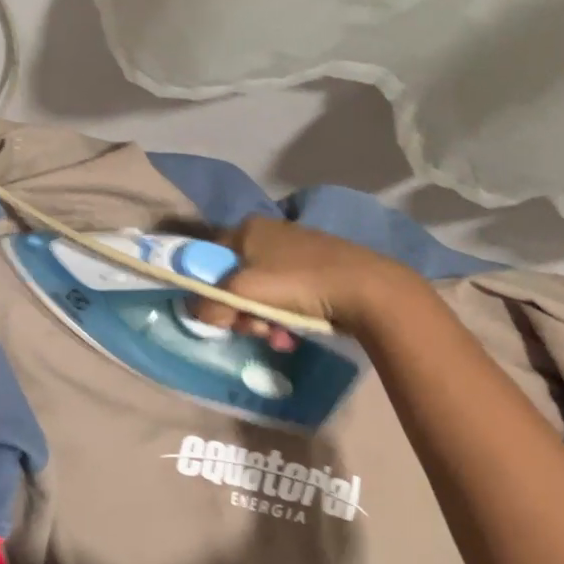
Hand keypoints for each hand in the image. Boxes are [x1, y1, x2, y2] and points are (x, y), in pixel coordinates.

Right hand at [190, 215, 420, 339]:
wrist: (365, 290)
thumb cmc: (296, 283)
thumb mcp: (240, 292)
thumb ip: (208, 304)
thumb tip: (198, 313)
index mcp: (247, 228)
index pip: (206, 256)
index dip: (204, 287)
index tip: (213, 311)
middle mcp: (268, 235)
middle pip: (232, 281)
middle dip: (238, 311)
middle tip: (250, 327)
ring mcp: (293, 254)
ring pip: (257, 295)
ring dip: (259, 321)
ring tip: (275, 334)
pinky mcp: (313, 273)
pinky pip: (282, 299)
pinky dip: (281, 319)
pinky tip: (290, 334)